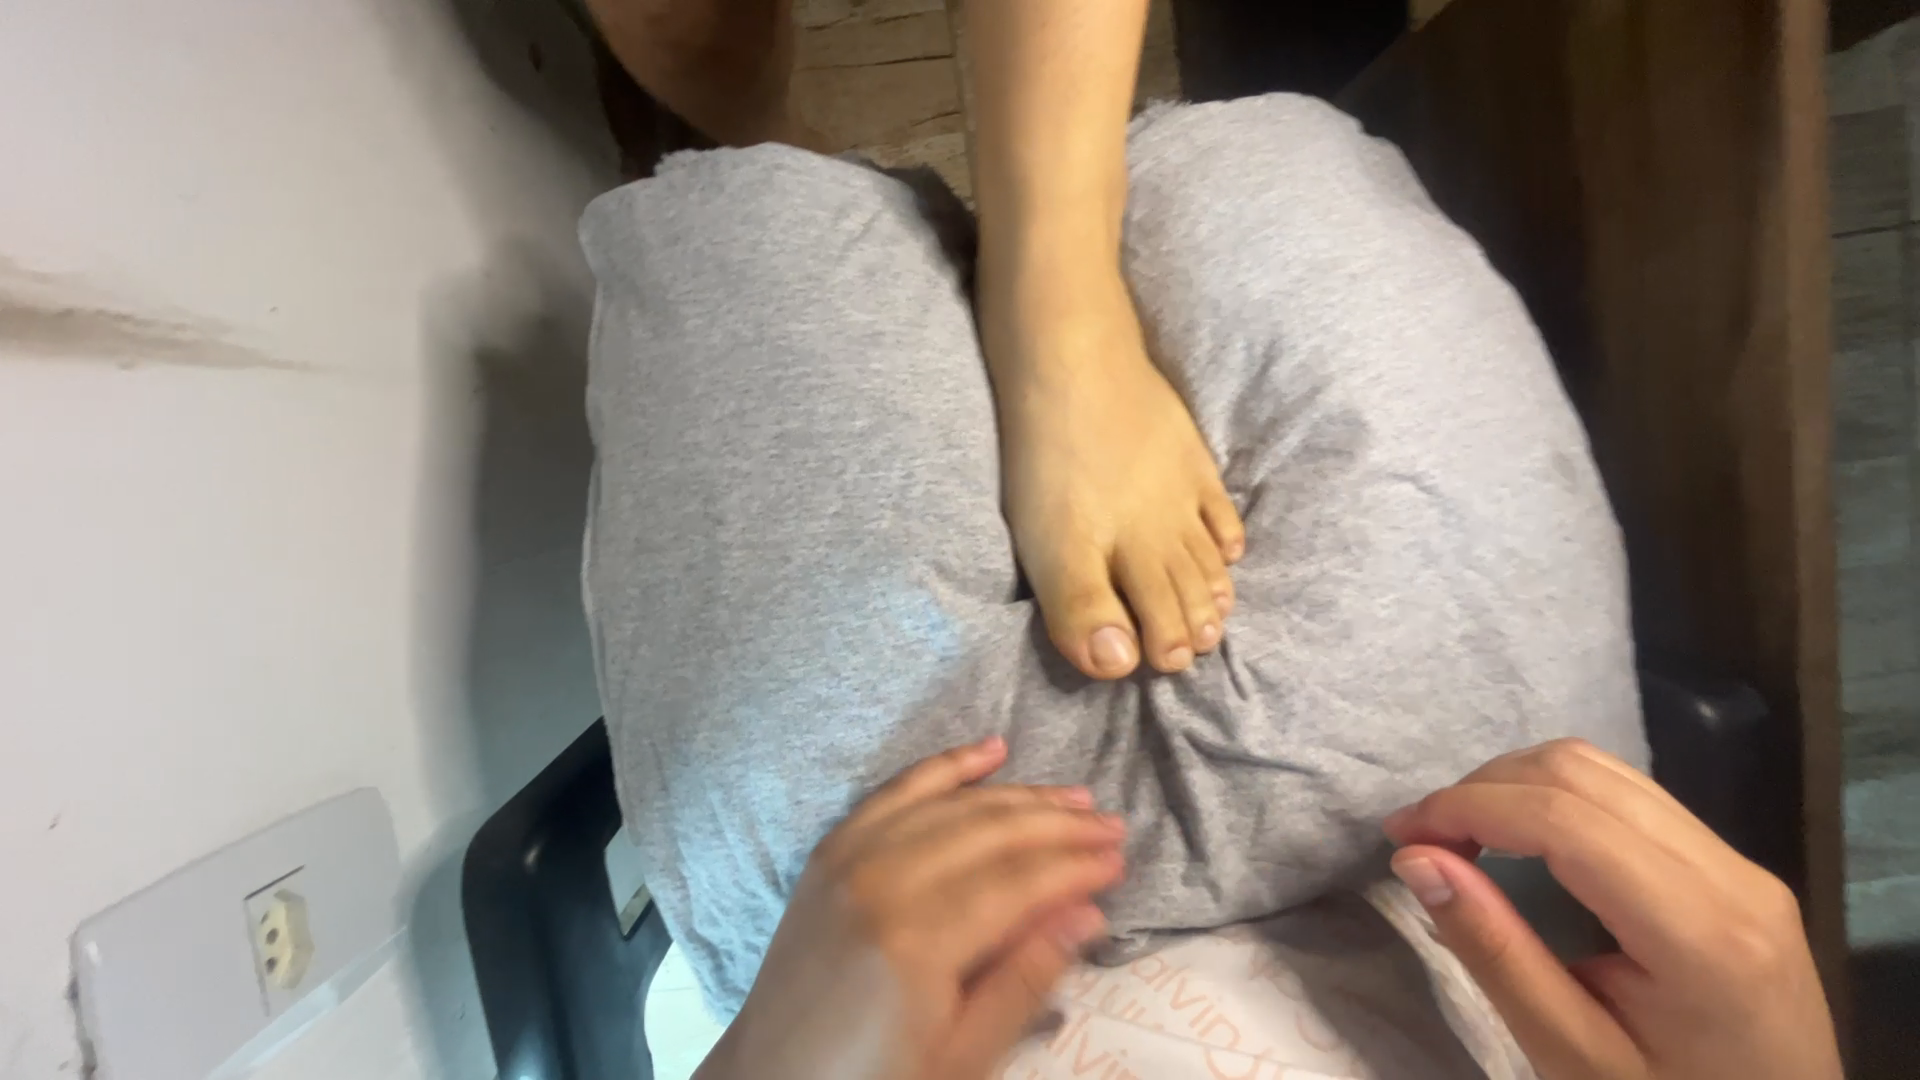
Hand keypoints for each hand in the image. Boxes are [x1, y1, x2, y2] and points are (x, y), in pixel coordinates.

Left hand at [697, 737, 1125, 1079]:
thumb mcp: (959, 1059)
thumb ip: (1022, 979)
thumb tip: (1089, 910)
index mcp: (915, 941)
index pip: (1016, 881)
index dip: (1073, 865)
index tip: (1119, 857)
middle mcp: (882, 879)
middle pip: (990, 831)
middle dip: (1058, 824)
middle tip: (1110, 823)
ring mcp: (852, 854)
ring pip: (953, 804)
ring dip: (1019, 795)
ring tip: (1072, 796)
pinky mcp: (833, 846)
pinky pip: (899, 789)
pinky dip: (948, 765)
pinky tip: (991, 749)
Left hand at [980, 262, 1244, 679]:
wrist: (1072, 360)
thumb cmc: (1050, 462)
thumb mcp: (1052, 546)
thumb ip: (1083, 607)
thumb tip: (1122, 665)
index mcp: (1132, 555)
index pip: (1160, 615)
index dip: (1166, 645)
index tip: (1169, 664)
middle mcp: (1166, 528)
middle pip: (1189, 586)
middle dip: (1193, 623)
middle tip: (1198, 648)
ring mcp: (1181, 487)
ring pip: (1208, 552)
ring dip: (1214, 588)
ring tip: (1219, 613)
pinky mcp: (1186, 450)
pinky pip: (1218, 502)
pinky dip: (1227, 533)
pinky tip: (1233, 546)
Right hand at [1383, 739, 1842, 1079]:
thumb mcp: (1569, 1052)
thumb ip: (1492, 950)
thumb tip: (1414, 857)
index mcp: (1702, 934)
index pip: (1562, 819)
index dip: (1465, 808)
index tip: (1402, 836)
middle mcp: (1732, 876)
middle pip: (1575, 773)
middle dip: (1478, 789)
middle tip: (1425, 839)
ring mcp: (1736, 863)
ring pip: (1593, 765)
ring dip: (1508, 782)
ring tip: (1464, 833)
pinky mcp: (1725, 862)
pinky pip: (1617, 787)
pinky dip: (1544, 790)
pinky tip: (1517, 832)